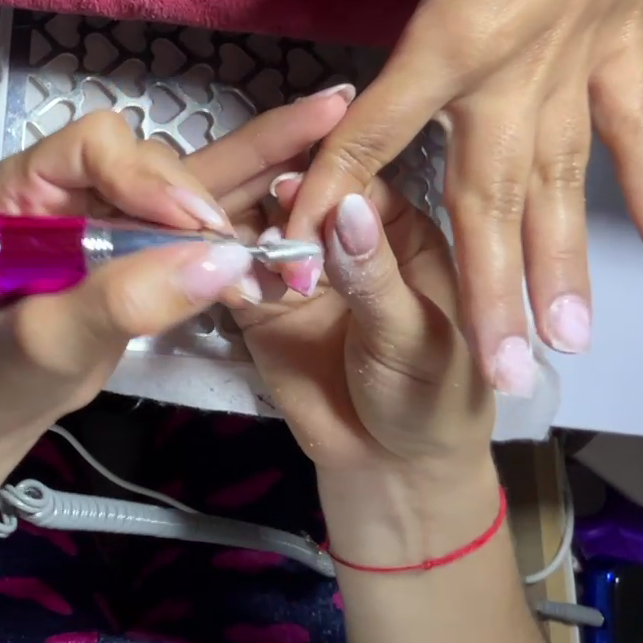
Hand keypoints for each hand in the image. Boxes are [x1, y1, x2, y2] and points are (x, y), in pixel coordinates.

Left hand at [0, 95, 349, 442]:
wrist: (7, 397)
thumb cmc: (5, 369)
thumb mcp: (52, 339)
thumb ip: (125, 299)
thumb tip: (221, 263)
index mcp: (27, 188)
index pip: (94, 146)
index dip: (147, 176)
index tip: (190, 224)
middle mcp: (72, 184)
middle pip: (148, 159)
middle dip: (199, 193)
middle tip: (239, 242)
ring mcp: (113, 208)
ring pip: (188, 176)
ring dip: (257, 165)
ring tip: (333, 119)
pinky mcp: (145, 237)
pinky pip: (201, 216)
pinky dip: (247, 217)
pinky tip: (301, 200)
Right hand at [237, 177, 499, 563]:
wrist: (386, 466)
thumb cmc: (430, 396)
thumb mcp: (413, 336)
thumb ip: (375, 275)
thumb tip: (344, 205)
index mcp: (394, 232)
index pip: (355, 184)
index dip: (327, 176)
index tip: (294, 177)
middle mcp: (337, 237)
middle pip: (300, 195)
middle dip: (274, 193)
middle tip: (255, 198)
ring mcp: (293, 266)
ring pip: (258, 225)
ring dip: (239, 222)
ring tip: (225, 228)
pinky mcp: (256, 299)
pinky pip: (233, 271)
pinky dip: (219, 263)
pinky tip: (212, 265)